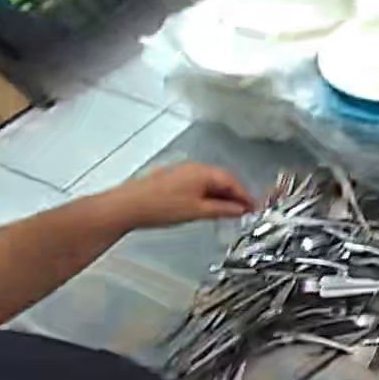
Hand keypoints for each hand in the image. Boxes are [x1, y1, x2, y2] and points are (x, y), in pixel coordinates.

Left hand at [97, 163, 254, 229]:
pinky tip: (206, 207)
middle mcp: (195, 167)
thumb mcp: (198, 211)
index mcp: (204, 172)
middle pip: (223, 181)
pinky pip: (198, 185)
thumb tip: (241, 210)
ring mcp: (182, 172)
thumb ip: (224, 210)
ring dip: (221, 196)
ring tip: (226, 212)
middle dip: (234, 196)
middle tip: (243, 212)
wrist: (124, 207)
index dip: (246, 197)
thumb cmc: (161, 207)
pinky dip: (207, 195)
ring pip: (210, 183)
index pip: (233, 183)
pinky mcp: (172, 179)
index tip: (254, 209)